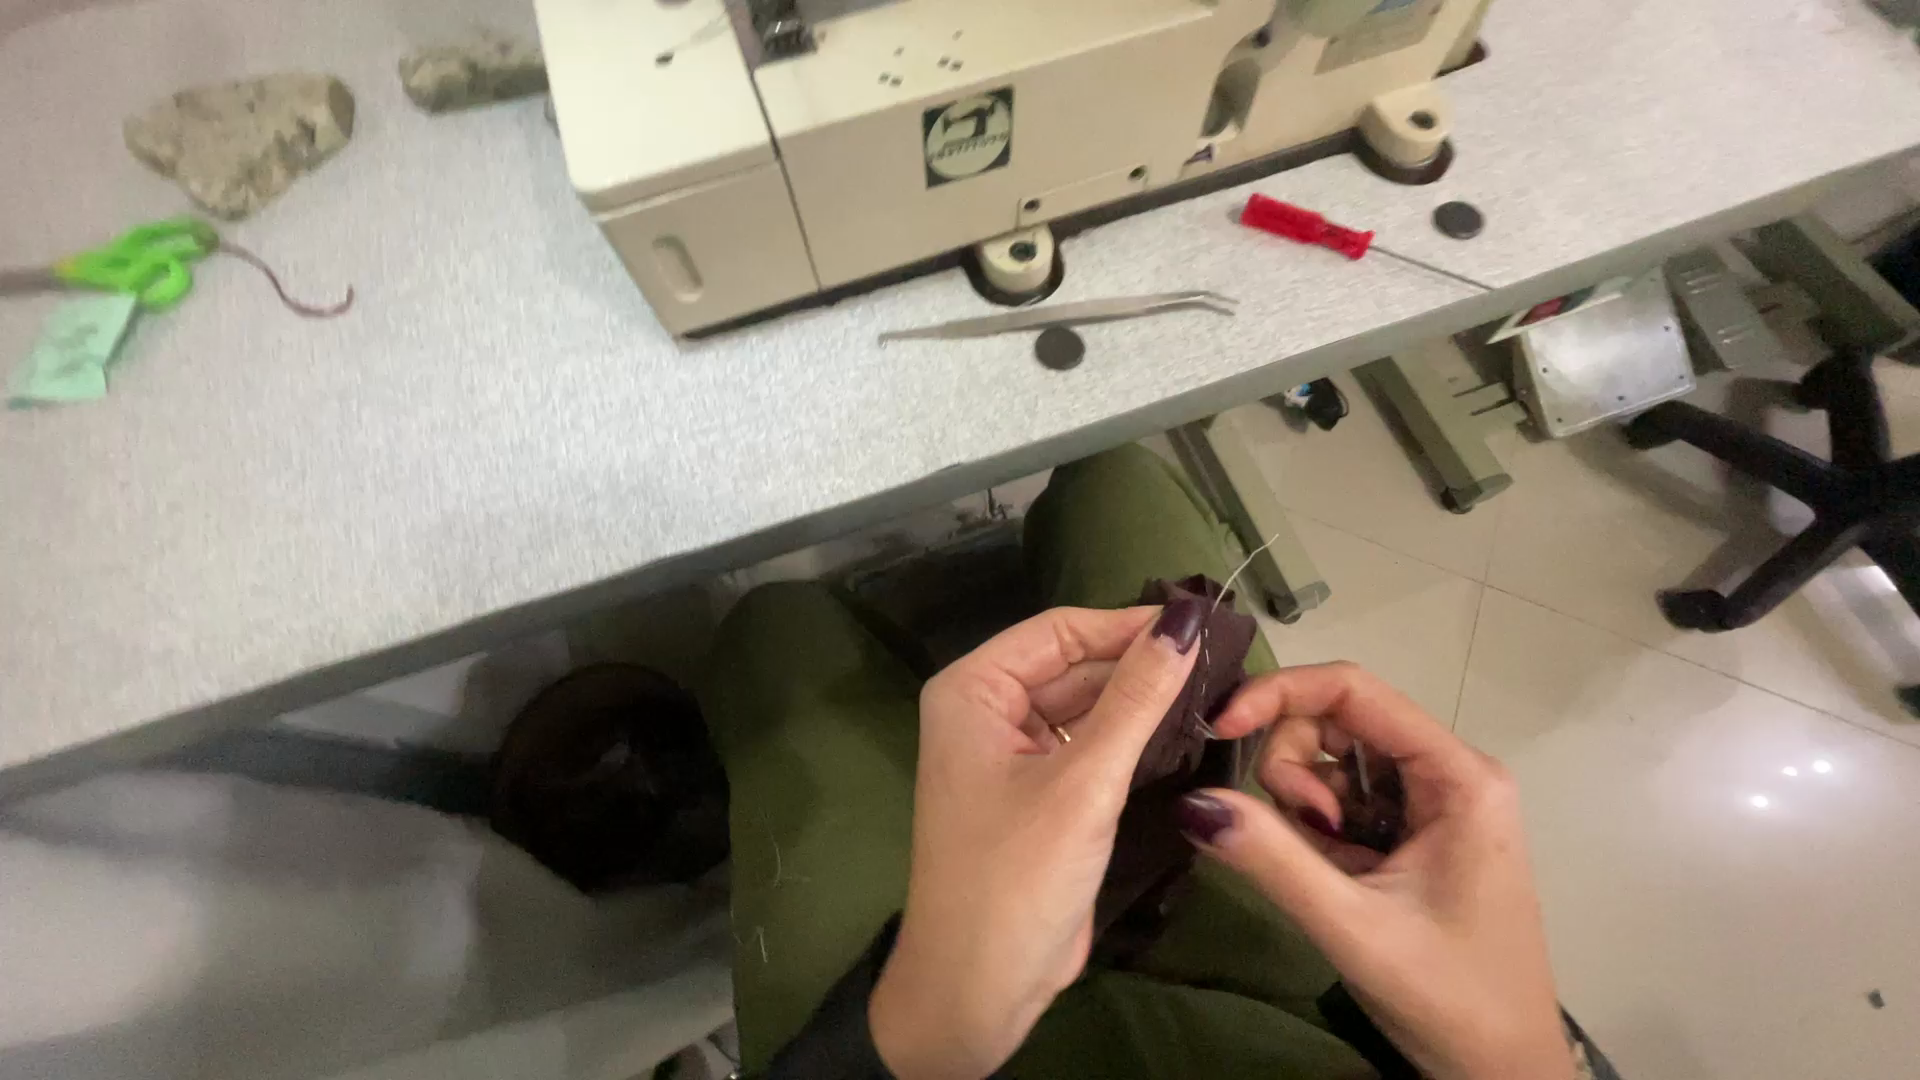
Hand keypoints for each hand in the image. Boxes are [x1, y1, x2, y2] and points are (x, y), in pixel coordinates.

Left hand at [869, 601, 1204, 1079]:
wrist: (981, 988)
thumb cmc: (1019, 875)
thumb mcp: (1084, 781)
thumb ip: (1136, 698)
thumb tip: (1185, 621)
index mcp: (972, 689)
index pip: (1058, 632)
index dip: (1126, 624)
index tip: (1200, 622)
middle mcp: (985, 709)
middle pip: (1071, 666)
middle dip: (1137, 663)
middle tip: (1220, 657)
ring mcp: (1010, 749)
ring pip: (1083, 705)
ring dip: (1137, 701)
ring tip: (1214, 686)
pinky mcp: (1036, 786)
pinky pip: (1085, 742)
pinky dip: (1127, 737)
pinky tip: (1180, 729)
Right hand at [1177, 662, 1573, 1079]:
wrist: (1504, 1075)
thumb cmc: (1452, 1000)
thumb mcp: (1354, 928)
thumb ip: (1273, 858)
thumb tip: (1191, 801)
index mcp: (1456, 774)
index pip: (1351, 689)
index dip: (1277, 693)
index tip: (1221, 726)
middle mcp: (1442, 769)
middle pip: (1331, 718)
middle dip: (1290, 764)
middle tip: (1298, 831)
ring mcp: (1423, 796)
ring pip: (1324, 754)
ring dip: (1297, 797)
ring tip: (1322, 863)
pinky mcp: (1403, 824)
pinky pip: (1332, 792)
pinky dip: (1308, 821)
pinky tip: (1329, 868)